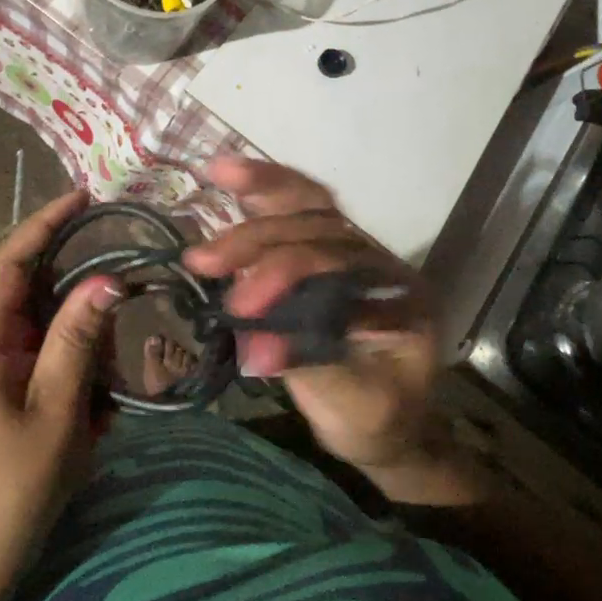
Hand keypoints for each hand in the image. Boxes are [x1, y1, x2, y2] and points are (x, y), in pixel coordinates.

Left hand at [0, 189, 119, 600]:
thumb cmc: (16, 481)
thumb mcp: (55, 409)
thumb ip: (76, 341)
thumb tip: (106, 280)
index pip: (9, 264)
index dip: (43, 225)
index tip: (83, 196)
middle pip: (29, 285)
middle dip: (74, 271)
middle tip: (121, 253)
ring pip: (46, 319)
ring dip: (82, 323)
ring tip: (113, 338)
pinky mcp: (13, 386)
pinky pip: (50, 351)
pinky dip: (80, 355)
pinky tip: (103, 381)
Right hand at [184, 158, 442, 473]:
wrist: (388, 429)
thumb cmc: (378, 421)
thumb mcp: (356, 407)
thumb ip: (314, 368)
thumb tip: (258, 345)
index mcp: (399, 294)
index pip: (339, 265)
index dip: (284, 275)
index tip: (239, 308)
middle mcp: (378, 261)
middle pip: (320, 227)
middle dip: (258, 237)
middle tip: (202, 258)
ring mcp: (352, 252)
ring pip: (311, 206)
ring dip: (262, 191)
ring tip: (216, 171)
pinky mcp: (324, 253)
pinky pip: (297, 214)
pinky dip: (263, 192)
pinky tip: (229, 175)